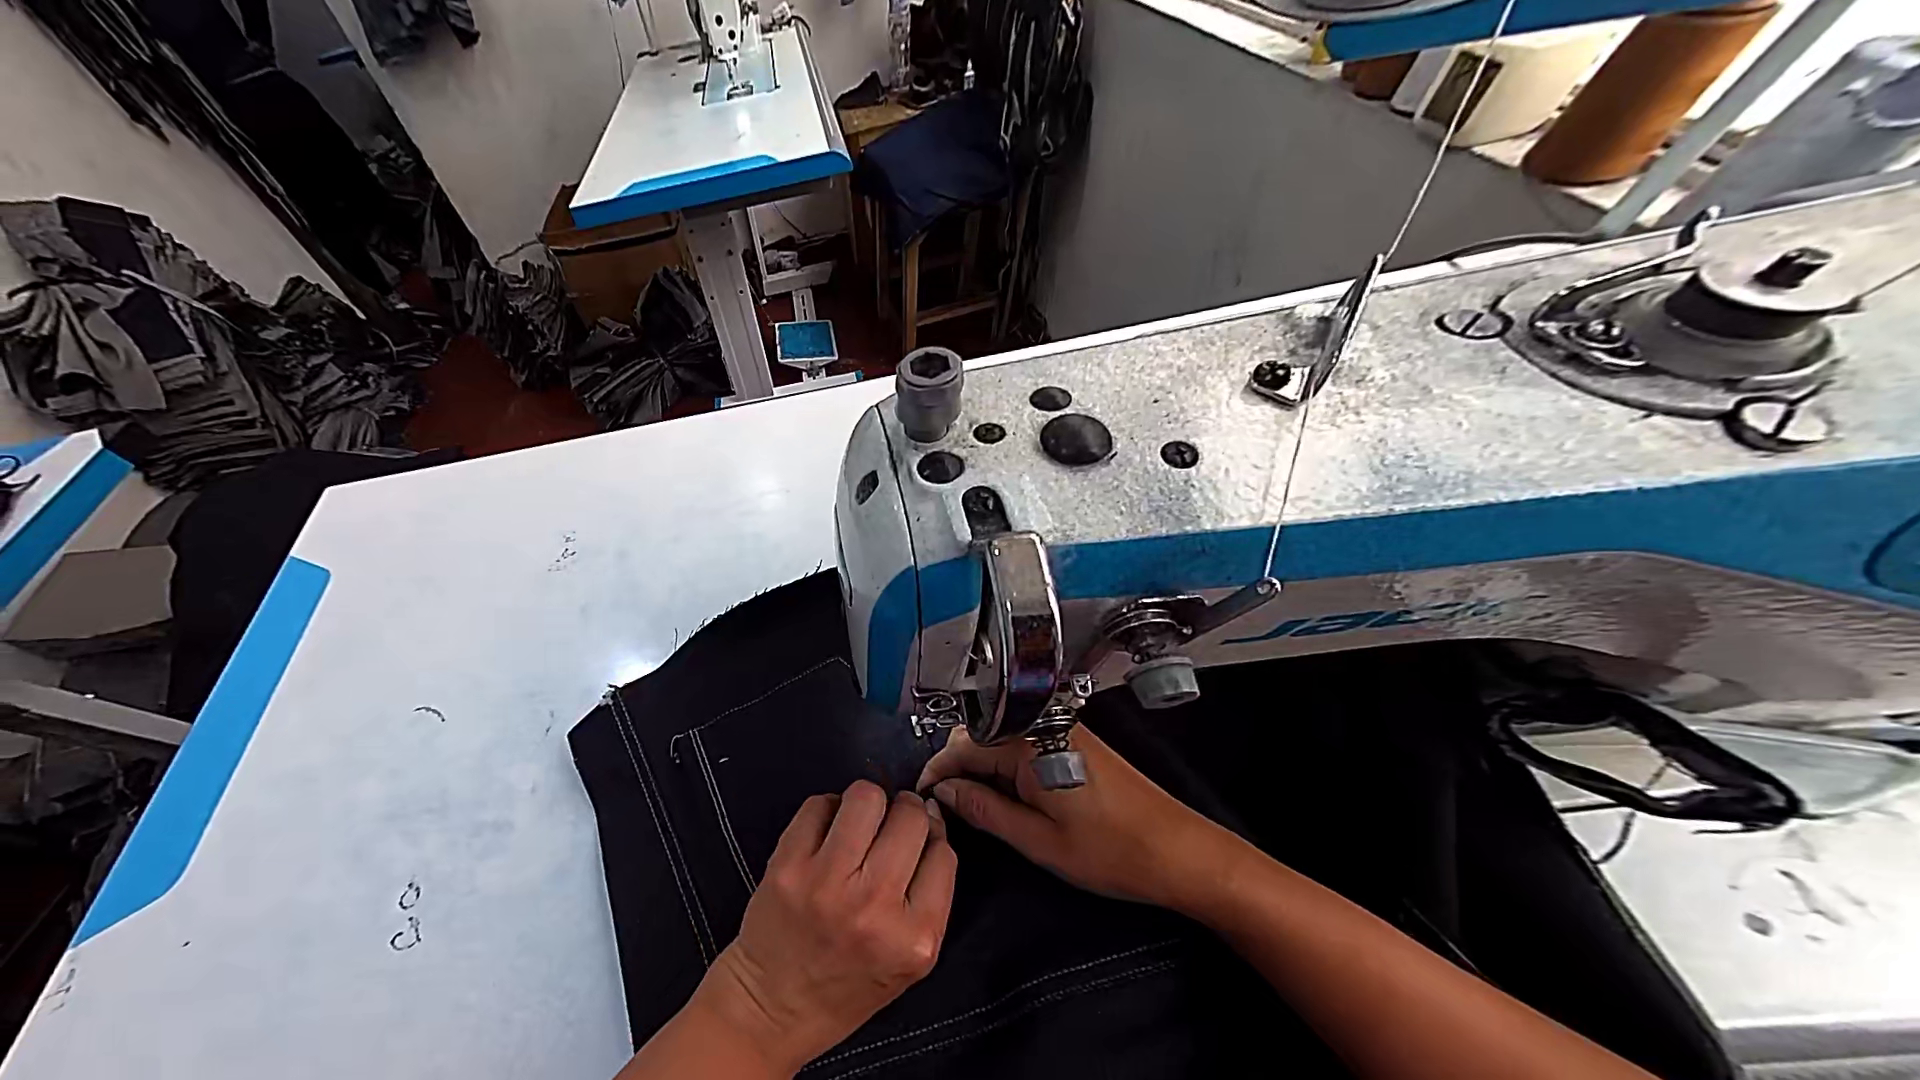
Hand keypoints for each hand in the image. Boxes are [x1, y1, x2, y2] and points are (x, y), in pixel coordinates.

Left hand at [689, 781, 956, 1074]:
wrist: (771, 1011)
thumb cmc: (848, 983)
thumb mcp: (911, 956)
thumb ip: (930, 891)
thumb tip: (930, 813)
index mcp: (914, 938)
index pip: (943, 852)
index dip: (931, 840)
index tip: (915, 844)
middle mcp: (873, 907)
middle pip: (910, 817)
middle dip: (904, 813)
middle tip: (887, 829)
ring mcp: (827, 884)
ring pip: (866, 797)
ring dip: (866, 803)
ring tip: (858, 823)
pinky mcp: (787, 868)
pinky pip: (820, 804)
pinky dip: (826, 810)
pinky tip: (825, 835)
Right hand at [916, 725, 1247, 911]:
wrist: (1180, 850)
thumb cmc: (1110, 851)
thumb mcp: (1038, 840)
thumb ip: (984, 809)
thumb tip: (943, 791)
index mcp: (1029, 742)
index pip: (963, 745)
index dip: (936, 771)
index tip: (919, 797)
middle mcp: (1044, 724)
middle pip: (981, 735)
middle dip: (956, 767)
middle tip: (944, 807)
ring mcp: (1063, 728)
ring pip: (1003, 738)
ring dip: (981, 767)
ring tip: (971, 805)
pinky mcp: (1077, 739)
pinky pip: (1026, 743)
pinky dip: (1006, 766)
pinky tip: (1006, 794)